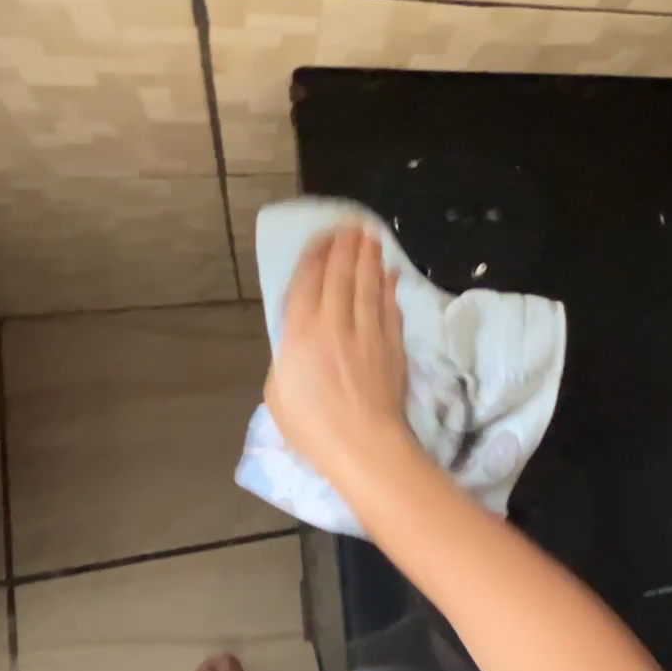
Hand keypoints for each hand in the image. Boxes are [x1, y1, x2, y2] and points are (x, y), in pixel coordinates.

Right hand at [265, 228, 412, 482]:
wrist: (364, 444)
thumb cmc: (312, 427)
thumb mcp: (279, 392)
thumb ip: (288, 356)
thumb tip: (299, 340)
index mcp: (300, 334)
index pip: (308, 283)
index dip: (317, 256)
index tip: (324, 237)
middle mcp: (335, 324)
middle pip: (341, 276)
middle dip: (346, 248)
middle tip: (353, 226)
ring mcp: (368, 333)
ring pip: (369, 286)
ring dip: (370, 259)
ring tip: (371, 237)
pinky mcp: (392, 346)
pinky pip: (390, 309)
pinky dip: (390, 289)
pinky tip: (391, 274)